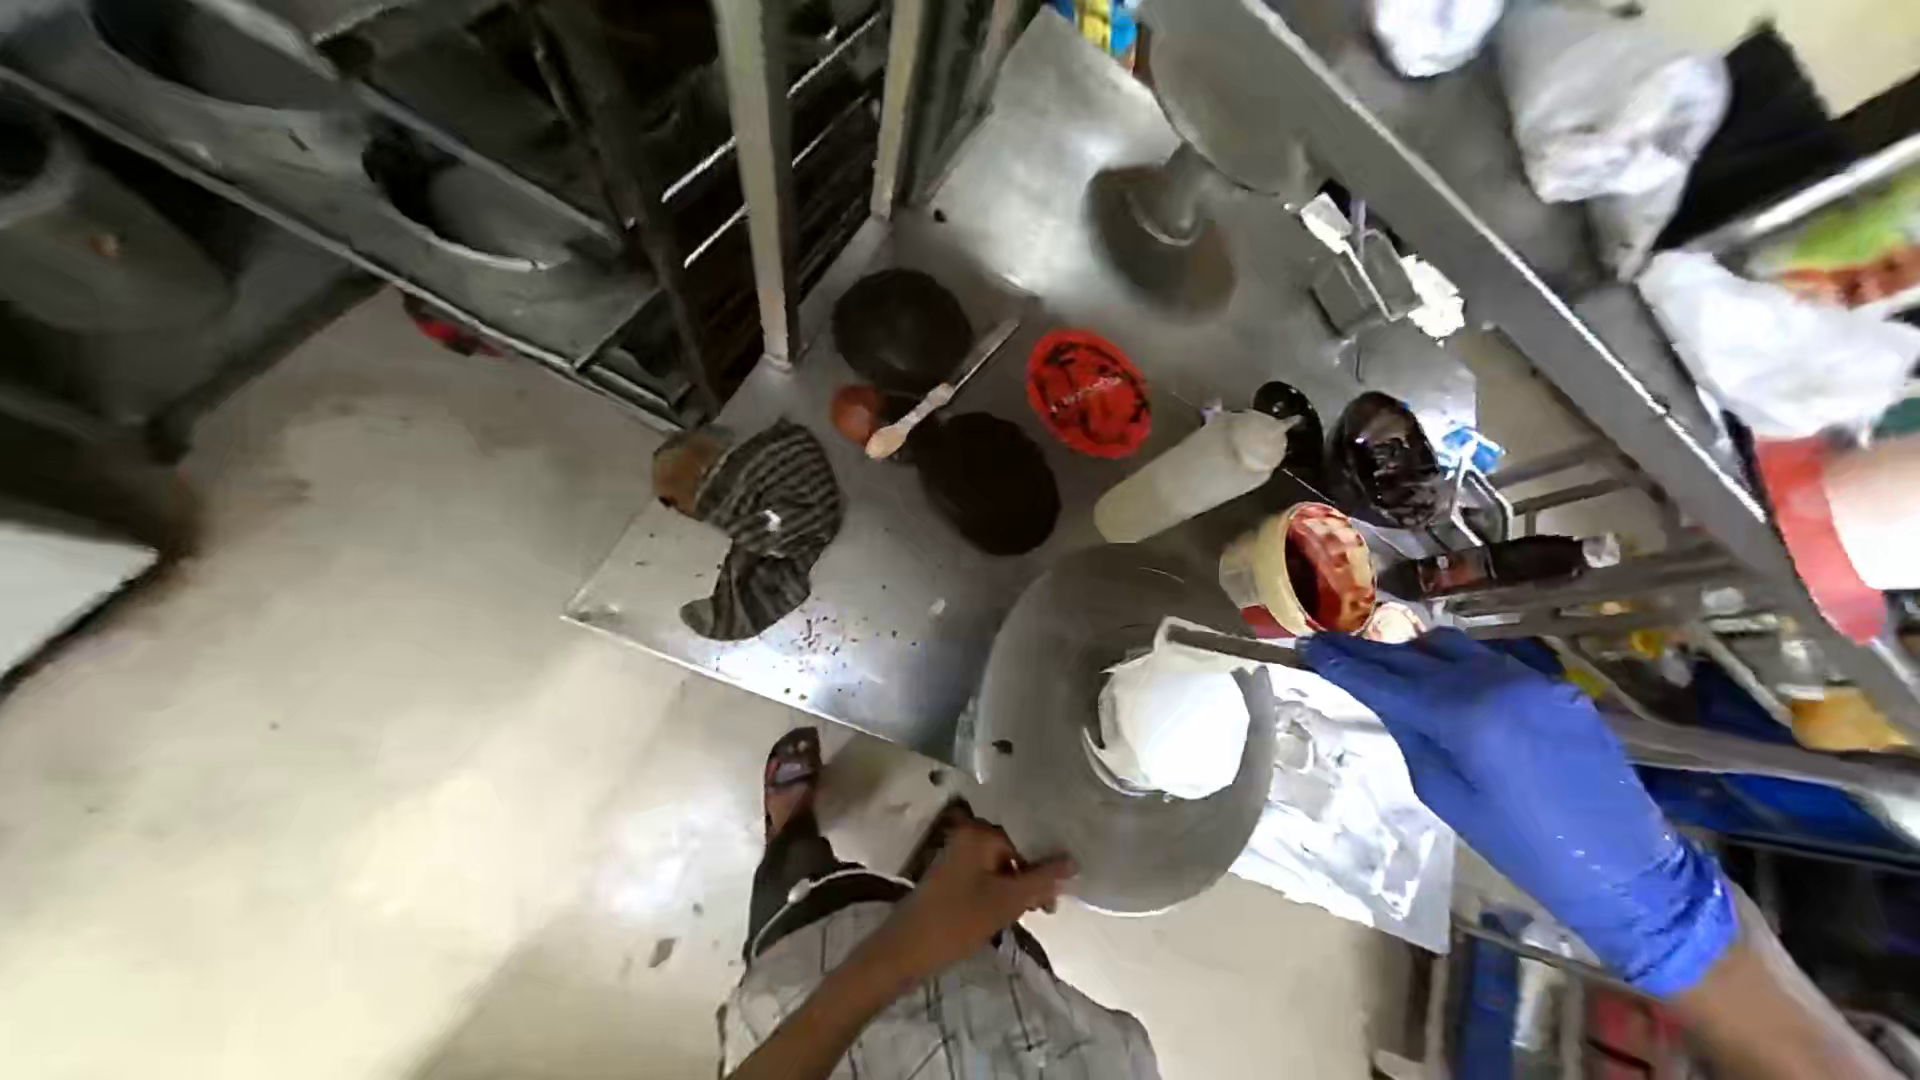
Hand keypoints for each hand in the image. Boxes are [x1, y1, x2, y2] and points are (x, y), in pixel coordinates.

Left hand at [858, 820, 1073, 986]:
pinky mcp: (952, 873)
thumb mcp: (1007, 902)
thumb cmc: (957, 920)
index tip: (1054, 900)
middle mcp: (968, 834)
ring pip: (1001, 865)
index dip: (1044, 868)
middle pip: (1014, 850)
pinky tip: (1005, 912)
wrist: (906, 949)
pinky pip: (987, 874)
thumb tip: (1074, 861)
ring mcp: (958, 853)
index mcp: (980, 831)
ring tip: (1026, 914)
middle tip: (1043, 911)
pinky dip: (999, 891)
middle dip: (1031, 878)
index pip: (1027, 840)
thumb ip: (1042, 880)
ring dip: (1017, 887)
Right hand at [1300, 628, 1736, 996]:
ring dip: (1407, 651)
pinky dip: (1450, 663)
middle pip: (1408, 654)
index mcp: (1460, 716)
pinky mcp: (1552, 687)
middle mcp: (1492, 684)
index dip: (1338, 662)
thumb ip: (1408, 733)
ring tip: (1379, 661)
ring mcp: (1527, 680)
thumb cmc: (1519, 845)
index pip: (1381, 679)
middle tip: (1326, 643)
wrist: (1626, 869)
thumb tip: (1385, 698)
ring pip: (1447, 646)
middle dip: (1363, 650)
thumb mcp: (1440, 790)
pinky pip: (1485, 661)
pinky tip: (1436, 678)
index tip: (1306, 646)